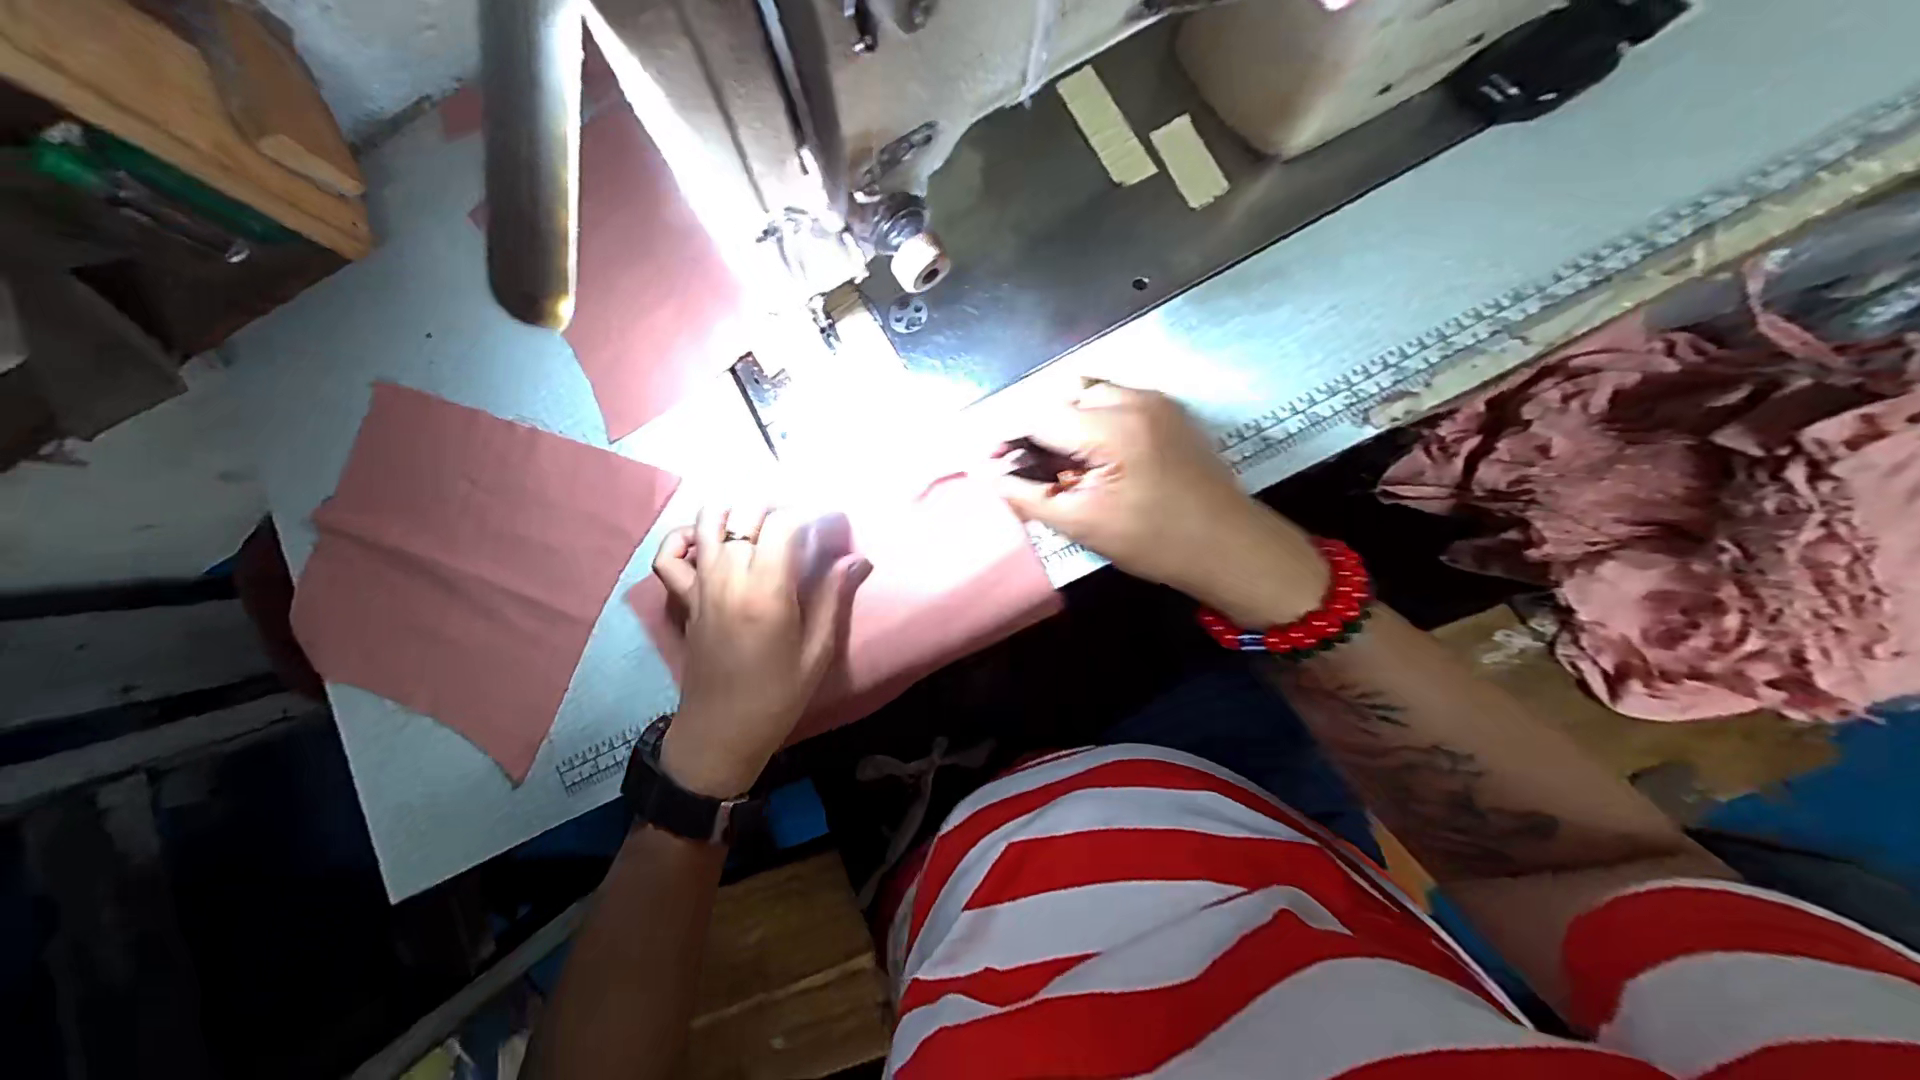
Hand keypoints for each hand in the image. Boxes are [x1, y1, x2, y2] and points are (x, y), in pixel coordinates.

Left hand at [650, 506, 870, 797]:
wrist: (721, 731)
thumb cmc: (778, 695)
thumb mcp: (817, 650)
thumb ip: (832, 596)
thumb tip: (858, 558)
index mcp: (767, 591)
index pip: (785, 523)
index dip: (813, 513)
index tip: (833, 523)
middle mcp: (729, 578)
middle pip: (746, 512)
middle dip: (779, 505)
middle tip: (803, 522)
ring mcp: (701, 585)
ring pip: (708, 520)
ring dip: (738, 510)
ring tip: (764, 522)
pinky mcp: (684, 599)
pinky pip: (669, 555)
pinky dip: (687, 537)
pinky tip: (710, 542)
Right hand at [990, 383, 1326, 625]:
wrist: (1228, 545)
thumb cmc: (1153, 541)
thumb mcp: (1082, 523)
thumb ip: (1028, 494)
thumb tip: (989, 474)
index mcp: (1111, 427)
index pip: (1040, 417)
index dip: (1012, 440)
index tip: (997, 463)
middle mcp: (1134, 400)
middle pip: (1064, 396)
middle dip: (1042, 428)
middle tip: (1037, 468)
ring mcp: (1158, 401)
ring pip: (1092, 393)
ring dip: (1070, 420)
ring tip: (1068, 462)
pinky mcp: (1171, 411)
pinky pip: (1120, 400)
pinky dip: (1098, 419)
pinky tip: (1099, 455)